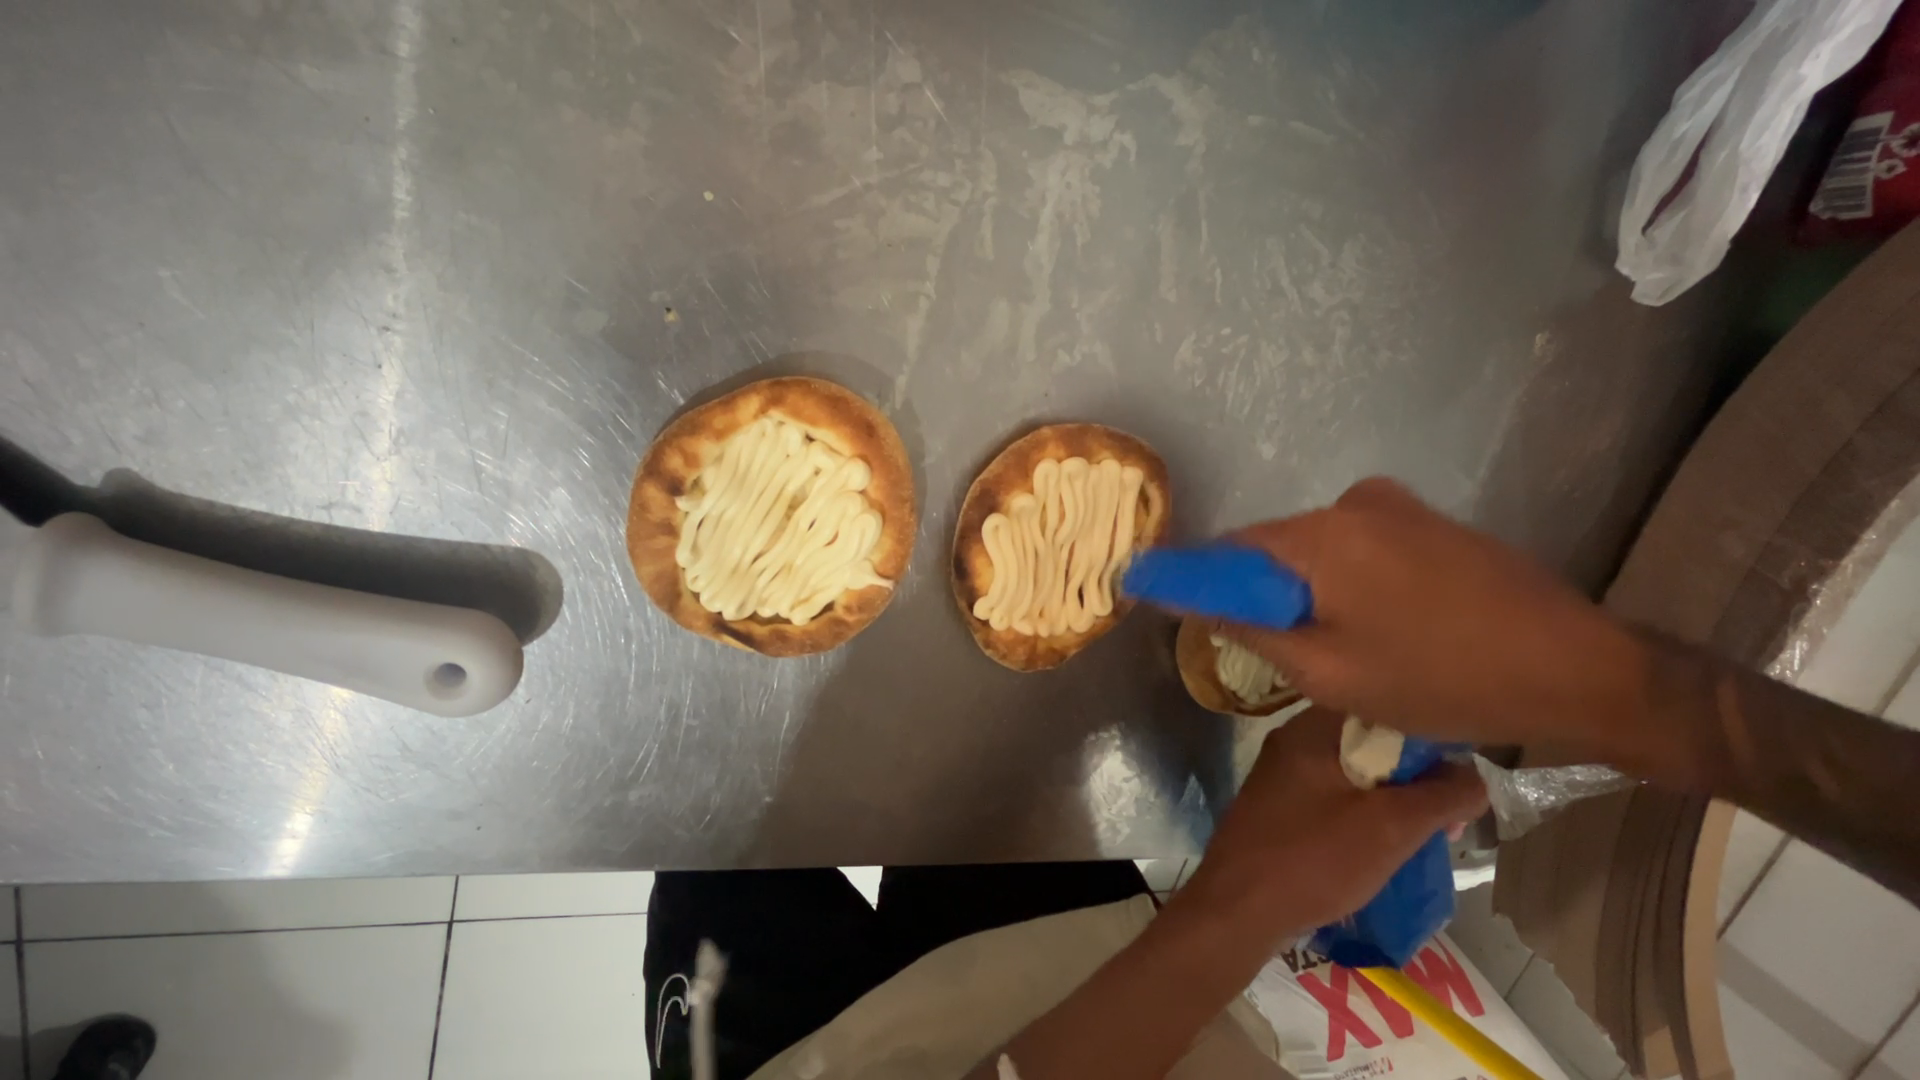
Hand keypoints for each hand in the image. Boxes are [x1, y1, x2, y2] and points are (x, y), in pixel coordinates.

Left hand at [1175, 708, 1487, 942]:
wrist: (1238, 908)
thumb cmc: (1314, 858)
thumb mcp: (1392, 827)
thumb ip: (1443, 794)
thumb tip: (1477, 773)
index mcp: (1311, 727)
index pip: (1382, 706)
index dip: (1429, 734)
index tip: (1460, 772)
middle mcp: (1292, 740)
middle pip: (1370, 740)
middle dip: (1414, 774)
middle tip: (1448, 815)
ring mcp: (1281, 773)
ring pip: (1354, 772)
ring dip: (1392, 798)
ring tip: (1426, 834)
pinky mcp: (1278, 806)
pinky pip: (1333, 796)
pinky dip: (1364, 813)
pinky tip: (1384, 844)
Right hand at [1209, 477, 1647, 758]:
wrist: (1579, 671)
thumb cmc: (1440, 679)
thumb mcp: (1327, 673)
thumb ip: (1252, 630)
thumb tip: (1197, 603)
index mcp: (1321, 535)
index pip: (1229, 547)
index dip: (1201, 581)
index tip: (1191, 616)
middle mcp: (1353, 503)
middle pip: (1276, 545)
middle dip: (1263, 590)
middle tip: (1273, 648)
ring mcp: (1399, 507)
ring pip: (1319, 548)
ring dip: (1309, 588)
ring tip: (1334, 644)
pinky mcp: (1432, 522)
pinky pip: (1360, 546)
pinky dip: (1348, 580)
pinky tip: (1378, 625)